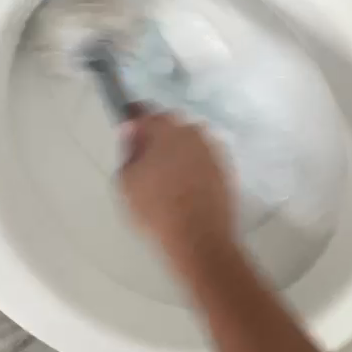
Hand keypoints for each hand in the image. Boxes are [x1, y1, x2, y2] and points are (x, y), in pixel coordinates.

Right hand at [119, 113, 236, 264]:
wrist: (200, 238)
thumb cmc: (156, 210)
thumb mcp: (125, 182)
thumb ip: (127, 152)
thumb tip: (131, 135)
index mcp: (164, 128)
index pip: (143, 112)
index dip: (133, 123)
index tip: (129, 135)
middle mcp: (192, 130)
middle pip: (169, 123)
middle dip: (157, 135)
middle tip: (147, 160)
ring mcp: (213, 147)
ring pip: (189, 140)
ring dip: (178, 149)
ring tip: (168, 176)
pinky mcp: (226, 166)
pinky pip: (204, 157)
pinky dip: (195, 164)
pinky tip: (187, 186)